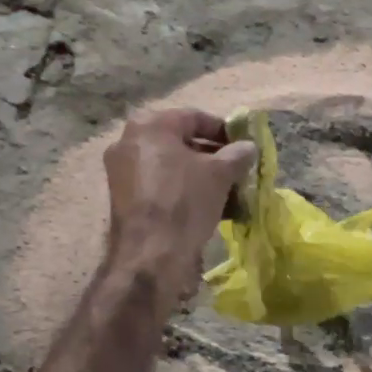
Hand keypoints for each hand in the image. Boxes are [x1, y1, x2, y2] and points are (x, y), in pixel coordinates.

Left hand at [103, 109, 255, 295]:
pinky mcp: (124, 198)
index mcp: (150, 125)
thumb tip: (248, 147)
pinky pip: (160, 185)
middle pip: (181, 142)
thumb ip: (237, 155)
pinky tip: (208, 207)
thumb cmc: (185, 201)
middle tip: (237, 170)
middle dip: (212, 156)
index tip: (244, 146)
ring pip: (171, 166)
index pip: (194, 117)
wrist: (151, 253)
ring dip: (200, 176)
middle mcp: (129, 142)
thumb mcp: (220, 174)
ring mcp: (123, 171)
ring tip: (228, 192)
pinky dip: (183, 191)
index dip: (223, 131)